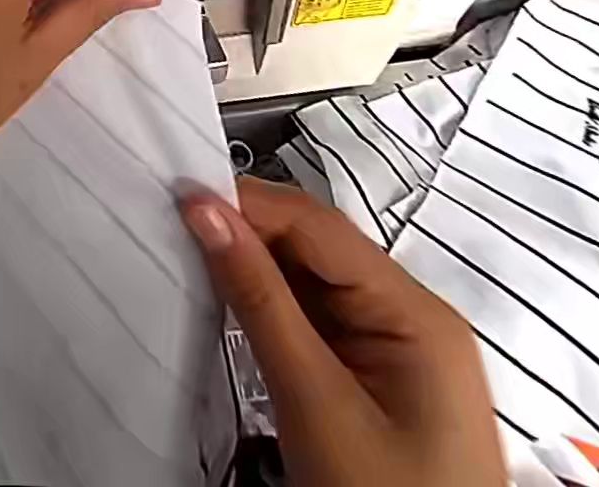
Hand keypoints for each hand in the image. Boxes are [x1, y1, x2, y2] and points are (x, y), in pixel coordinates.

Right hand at [180, 177, 503, 486]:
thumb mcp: (313, 402)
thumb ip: (257, 299)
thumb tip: (209, 216)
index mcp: (414, 312)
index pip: (319, 226)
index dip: (250, 203)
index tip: (187, 196)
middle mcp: (408, 310)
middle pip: (317, 242)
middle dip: (249, 228)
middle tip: (183, 221)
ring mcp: (389, 336)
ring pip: (309, 272)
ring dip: (254, 260)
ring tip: (197, 249)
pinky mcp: (368, 360)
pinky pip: (311, 306)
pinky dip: (268, 296)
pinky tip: (231, 292)